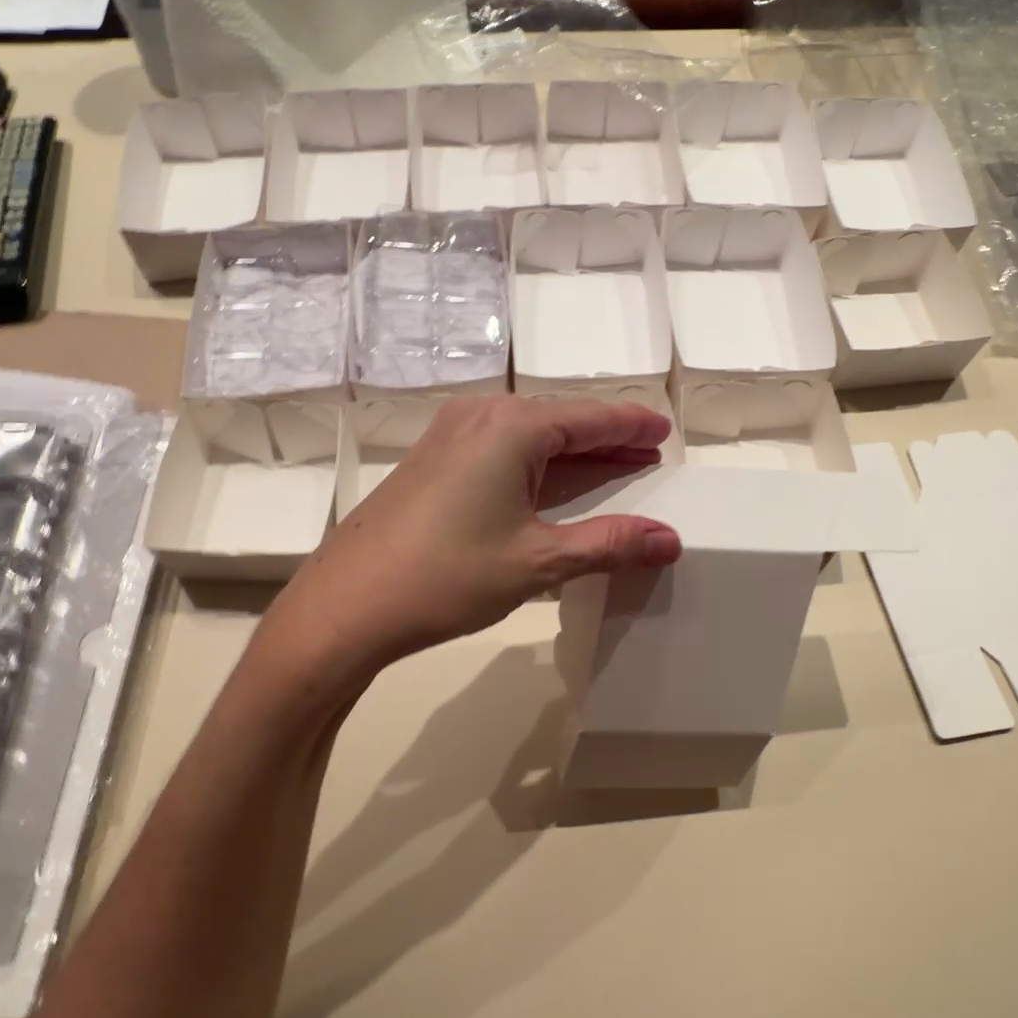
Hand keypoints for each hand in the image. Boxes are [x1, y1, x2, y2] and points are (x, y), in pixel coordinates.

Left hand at [253, 396, 682, 697]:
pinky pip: (500, 450)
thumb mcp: (537, 561)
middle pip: (560, 421)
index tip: (664, 433)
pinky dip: (536, 465)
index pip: (591, 417)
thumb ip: (608, 544)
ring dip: (571, 455)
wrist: (348, 603)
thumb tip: (669, 539)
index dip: (632, 427)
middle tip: (648, 458)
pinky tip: (552, 488)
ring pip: (528, 436)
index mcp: (511, 427)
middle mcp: (480, 415)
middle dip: (606, 441)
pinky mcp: (431, 459)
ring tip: (614, 472)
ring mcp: (449, 434)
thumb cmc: (447, 577)